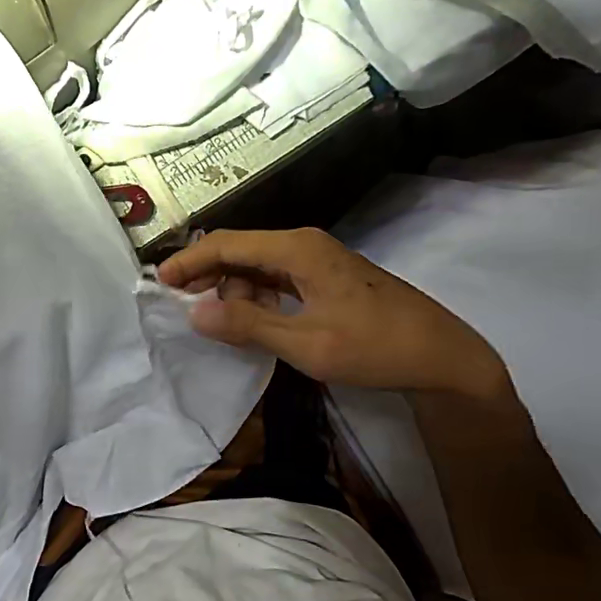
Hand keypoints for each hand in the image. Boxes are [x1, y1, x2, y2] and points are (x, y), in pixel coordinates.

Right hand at [159, 228, 514, 400]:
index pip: (228, 243)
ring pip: (258, 265)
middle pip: (241, 249)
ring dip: (233, 289)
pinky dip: (256, 296)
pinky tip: (252, 320)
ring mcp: (319, 260)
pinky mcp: (327, 278)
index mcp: (298, 249)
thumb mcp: (306, 343)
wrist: (441, 356)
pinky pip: (278, 278)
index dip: (189, 261)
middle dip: (208, 275)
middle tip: (186, 309)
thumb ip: (248, 324)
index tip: (159, 284)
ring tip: (223, 324)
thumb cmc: (374, 347)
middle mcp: (305, 245)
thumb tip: (195, 313)